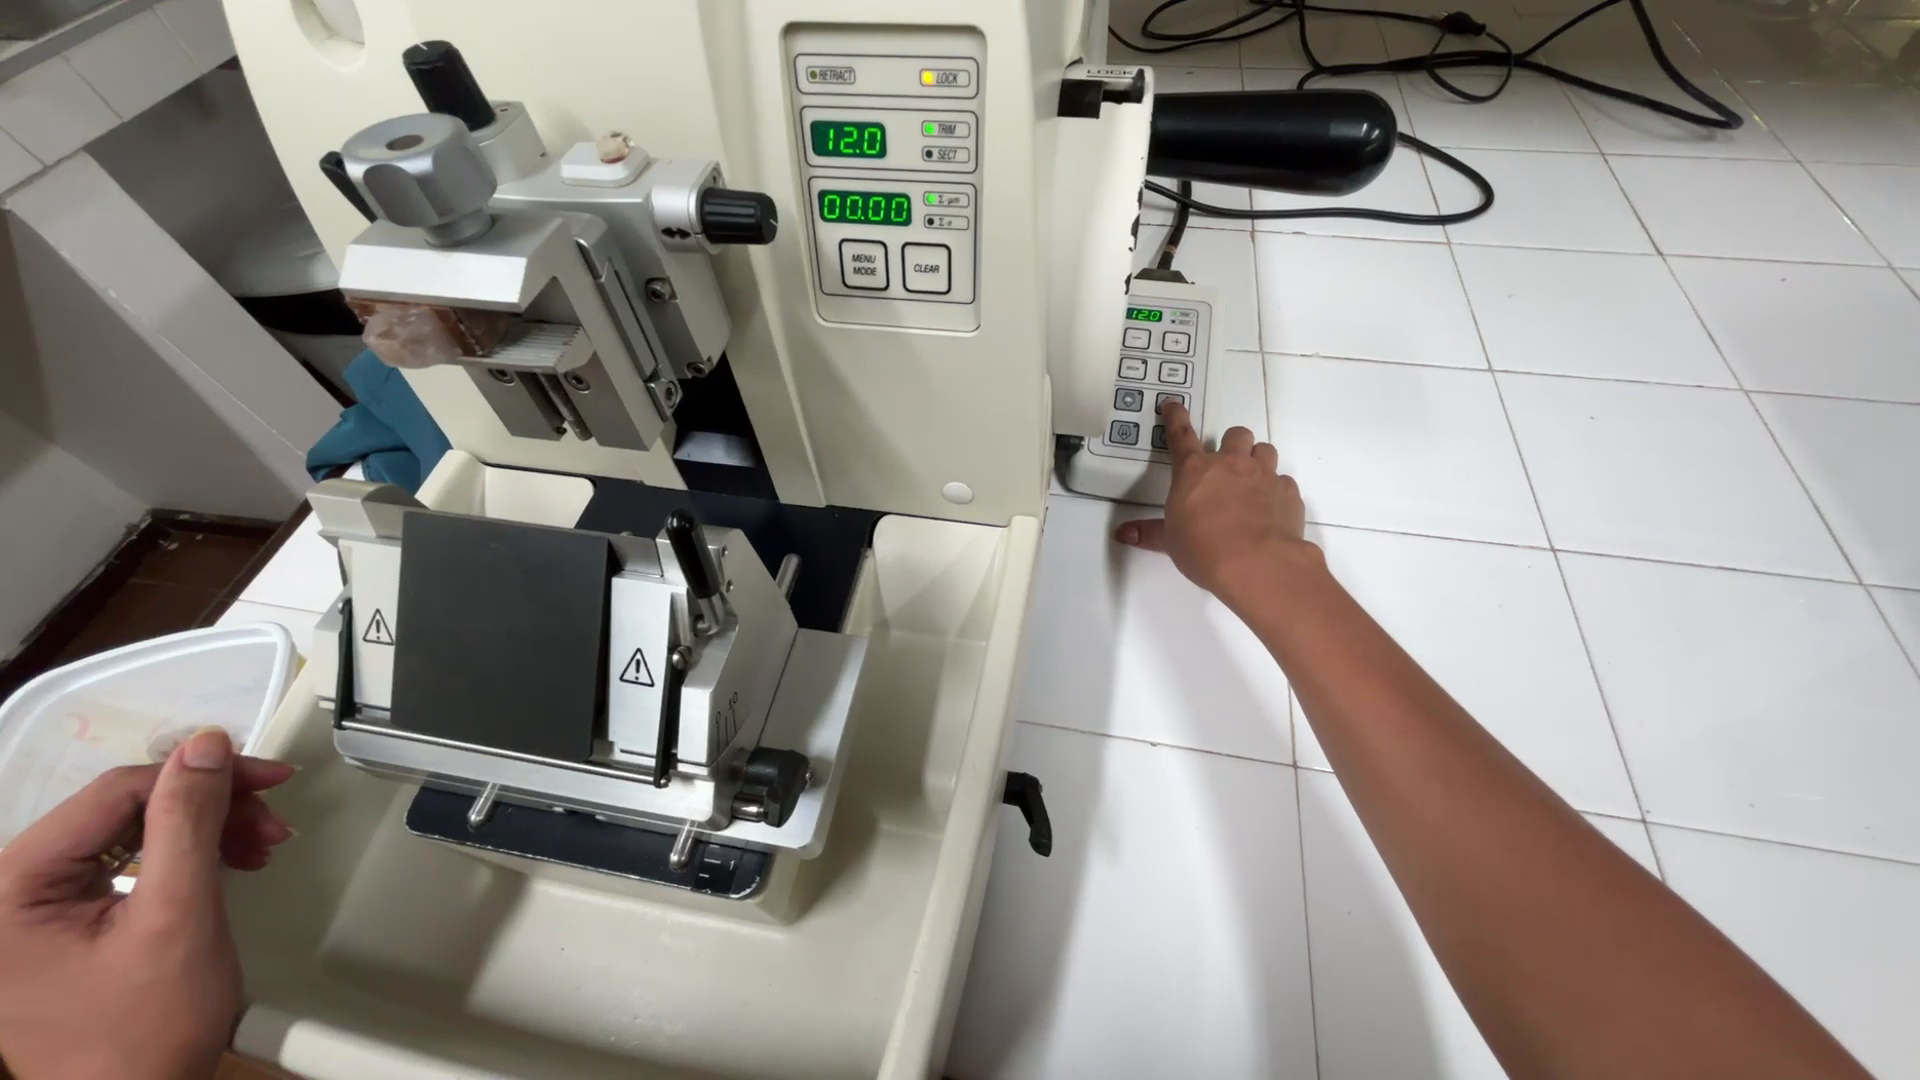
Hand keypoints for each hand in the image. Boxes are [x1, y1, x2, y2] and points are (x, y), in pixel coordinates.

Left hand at [0, 729, 296, 1079]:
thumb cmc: (150, 1022)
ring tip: (260, 845)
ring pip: (136, 827)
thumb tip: (205, 745)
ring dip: (210, 827)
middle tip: (271, 819)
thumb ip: (188, 822)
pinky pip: (134, 857)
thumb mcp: (177, 912)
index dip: (199, 775)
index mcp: (8, 892)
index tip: (269, 776)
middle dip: (211, 806)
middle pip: (126, 808)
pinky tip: (230, 860)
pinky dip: (193, 851)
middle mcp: (8, 893)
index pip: (113, 794)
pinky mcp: (68, 917)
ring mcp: (34, 908)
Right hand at [1115, 402, 1315, 607]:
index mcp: (1195, 470)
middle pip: (1236, 435)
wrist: (1255, 563)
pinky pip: (1283, 482)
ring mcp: (1264, 475)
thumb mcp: (1170, 541)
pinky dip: (1276, 491)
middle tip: (1226, 467)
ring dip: (1257, 461)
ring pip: (1265, 450)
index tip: (1173, 406)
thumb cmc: (1203, 548)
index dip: (1175, 418)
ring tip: (1251, 483)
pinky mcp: (1288, 493)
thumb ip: (1150, 533)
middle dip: (1232, 445)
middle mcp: (1231, 464)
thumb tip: (1124, 534)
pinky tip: (1270, 510)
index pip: (1181, 435)